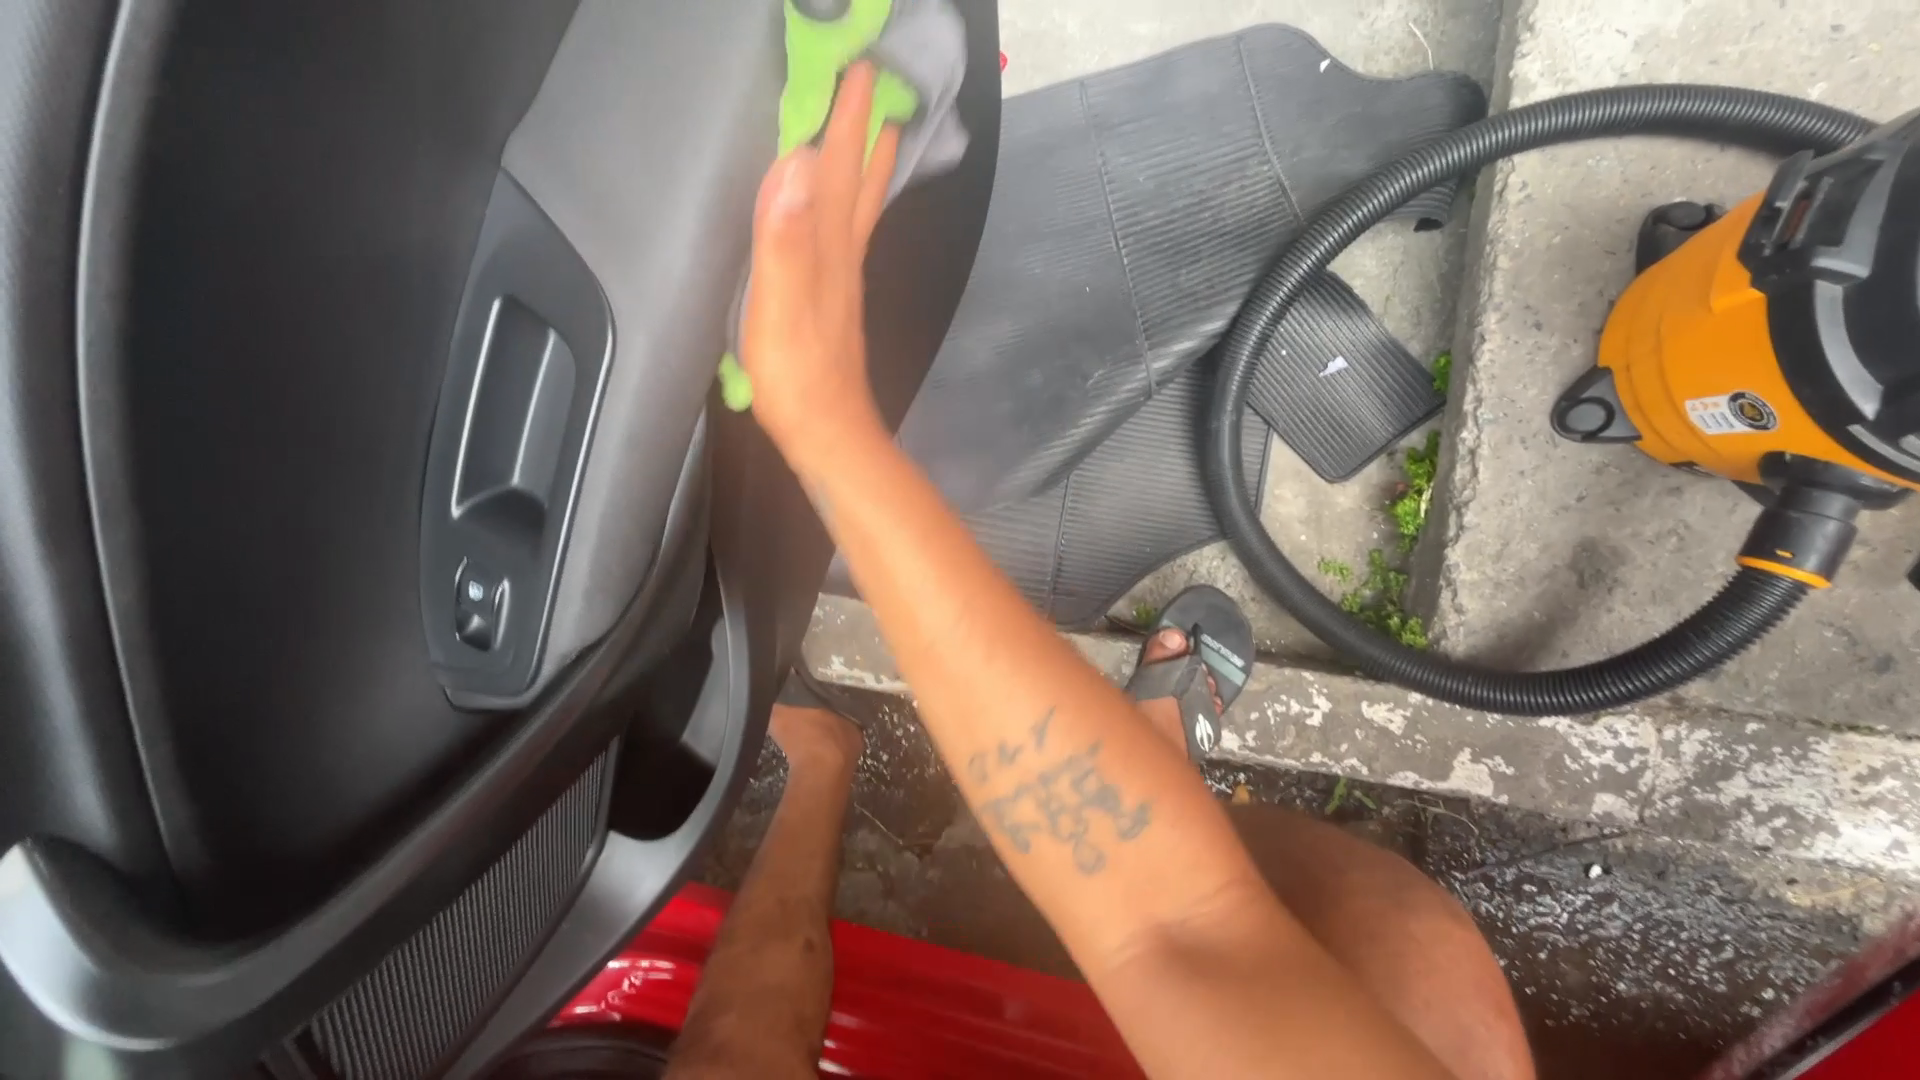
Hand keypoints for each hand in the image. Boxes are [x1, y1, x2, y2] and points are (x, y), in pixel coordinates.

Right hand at [742, 62, 900, 460]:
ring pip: (860, 208)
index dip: (848, 118)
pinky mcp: (835, 302)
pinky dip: (853, 207)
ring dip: (868, 166)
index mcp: (829, 250)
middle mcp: (844, 258)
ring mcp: (843, 280)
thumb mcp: (781, 308)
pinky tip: (846, 210)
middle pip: (859, 182)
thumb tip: (798, 166)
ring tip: (881, 130)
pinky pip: (848, 236)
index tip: (859, 66)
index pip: (840, 169)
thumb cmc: (798, 377)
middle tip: (876, 82)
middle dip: (866, 129)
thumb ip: (786, 240)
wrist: (828, 434)